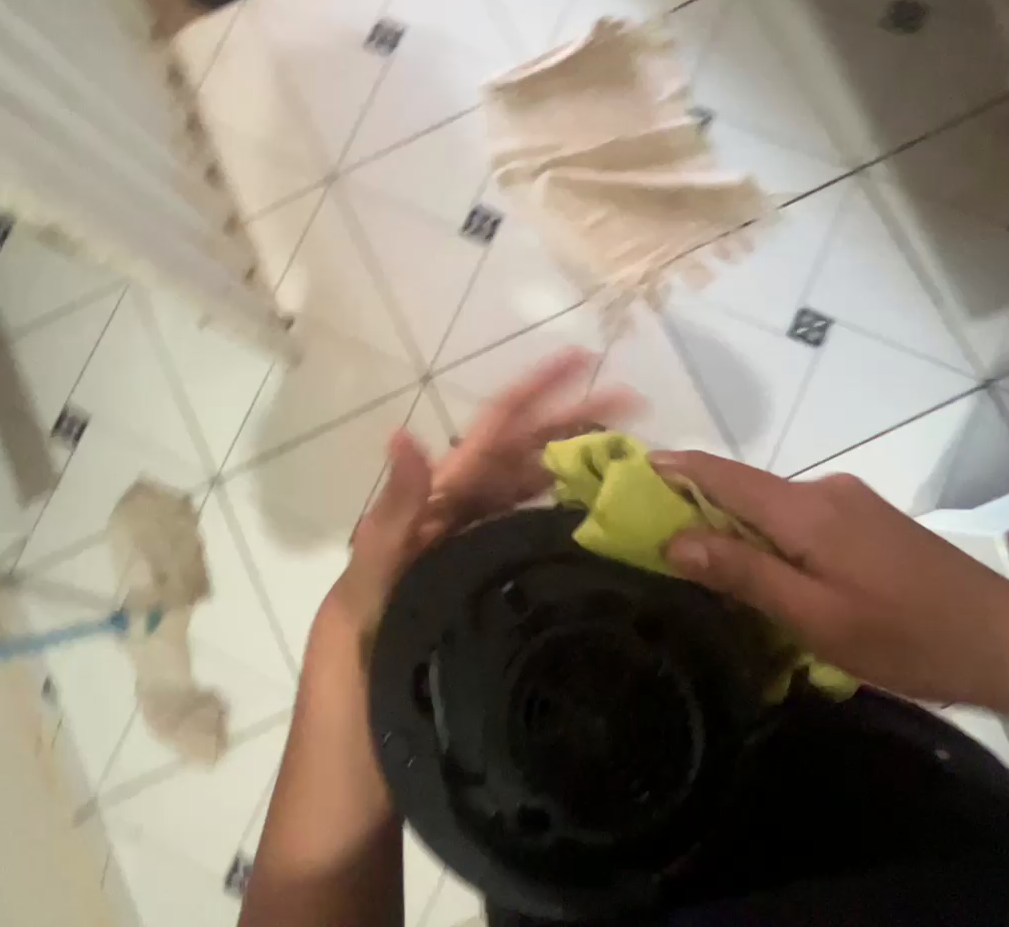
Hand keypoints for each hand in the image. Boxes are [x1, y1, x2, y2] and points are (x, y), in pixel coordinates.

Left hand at [320, 349, 639, 644]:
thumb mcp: (380, 551)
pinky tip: (610, 512)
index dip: (537, 387)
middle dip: (579, 416)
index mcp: (452, 481)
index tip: (580, 359)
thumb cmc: (372, 600)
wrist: (374, 649)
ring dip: (585, 458)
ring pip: (545, 477)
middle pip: (534, 444)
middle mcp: (478, 492)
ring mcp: (493, 522)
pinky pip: (545, 518)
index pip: (500, 423)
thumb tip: (401, 433)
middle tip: (636, 402)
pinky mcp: (504, 552)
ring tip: (637, 453)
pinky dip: (576, 507)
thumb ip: (398, 501)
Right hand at [652, 450, 1008, 712]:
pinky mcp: (868, 523)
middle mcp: (824, 491)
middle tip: (648, 537)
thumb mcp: (817, 618)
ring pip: (770, 508)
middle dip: (693, 505)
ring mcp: (851, 504)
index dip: (669, 469)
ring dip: (732, 528)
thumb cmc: (911, 638)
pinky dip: (768, 538)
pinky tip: (767, 574)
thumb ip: (743, 573)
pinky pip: (799, 521)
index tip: (622, 472)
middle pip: (742, 489)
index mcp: (806, 509)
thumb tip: (673, 539)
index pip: (720, 473)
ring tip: (702, 568)